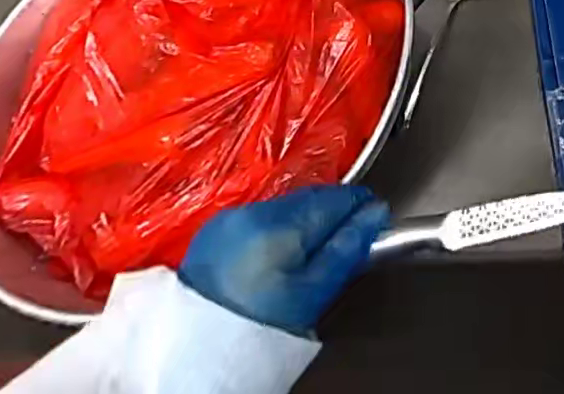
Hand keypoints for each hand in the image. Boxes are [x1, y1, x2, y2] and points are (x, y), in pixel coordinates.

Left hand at [178, 185, 390, 335]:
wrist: (188, 366)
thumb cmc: (257, 335)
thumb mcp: (312, 296)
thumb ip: (347, 248)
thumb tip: (375, 212)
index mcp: (277, 223)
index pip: (334, 197)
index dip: (359, 206)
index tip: (375, 220)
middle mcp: (251, 210)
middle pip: (309, 200)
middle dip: (331, 216)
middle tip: (347, 244)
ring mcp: (228, 220)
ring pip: (284, 209)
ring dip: (304, 224)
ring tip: (313, 258)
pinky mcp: (213, 233)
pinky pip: (259, 221)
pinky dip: (276, 232)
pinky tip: (280, 260)